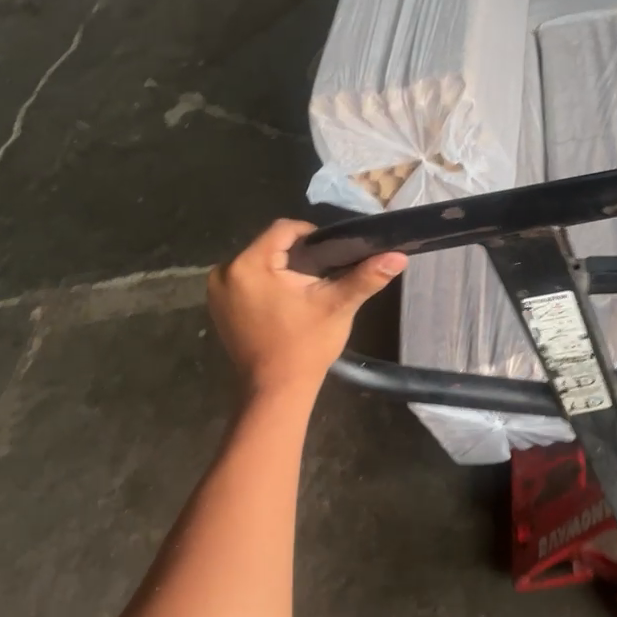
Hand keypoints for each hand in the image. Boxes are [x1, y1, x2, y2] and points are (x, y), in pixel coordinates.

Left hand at [207, 220, 406, 397]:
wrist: (276, 388)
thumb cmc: (306, 344)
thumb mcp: (338, 305)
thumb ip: (366, 276)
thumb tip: (399, 256)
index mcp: (250, 264)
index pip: (283, 229)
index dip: (312, 236)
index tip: (333, 256)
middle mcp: (225, 271)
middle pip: (269, 245)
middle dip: (296, 255)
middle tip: (322, 276)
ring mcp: (216, 290)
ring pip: (258, 262)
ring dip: (281, 270)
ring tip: (306, 290)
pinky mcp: (217, 306)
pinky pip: (246, 280)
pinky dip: (266, 284)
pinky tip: (285, 304)